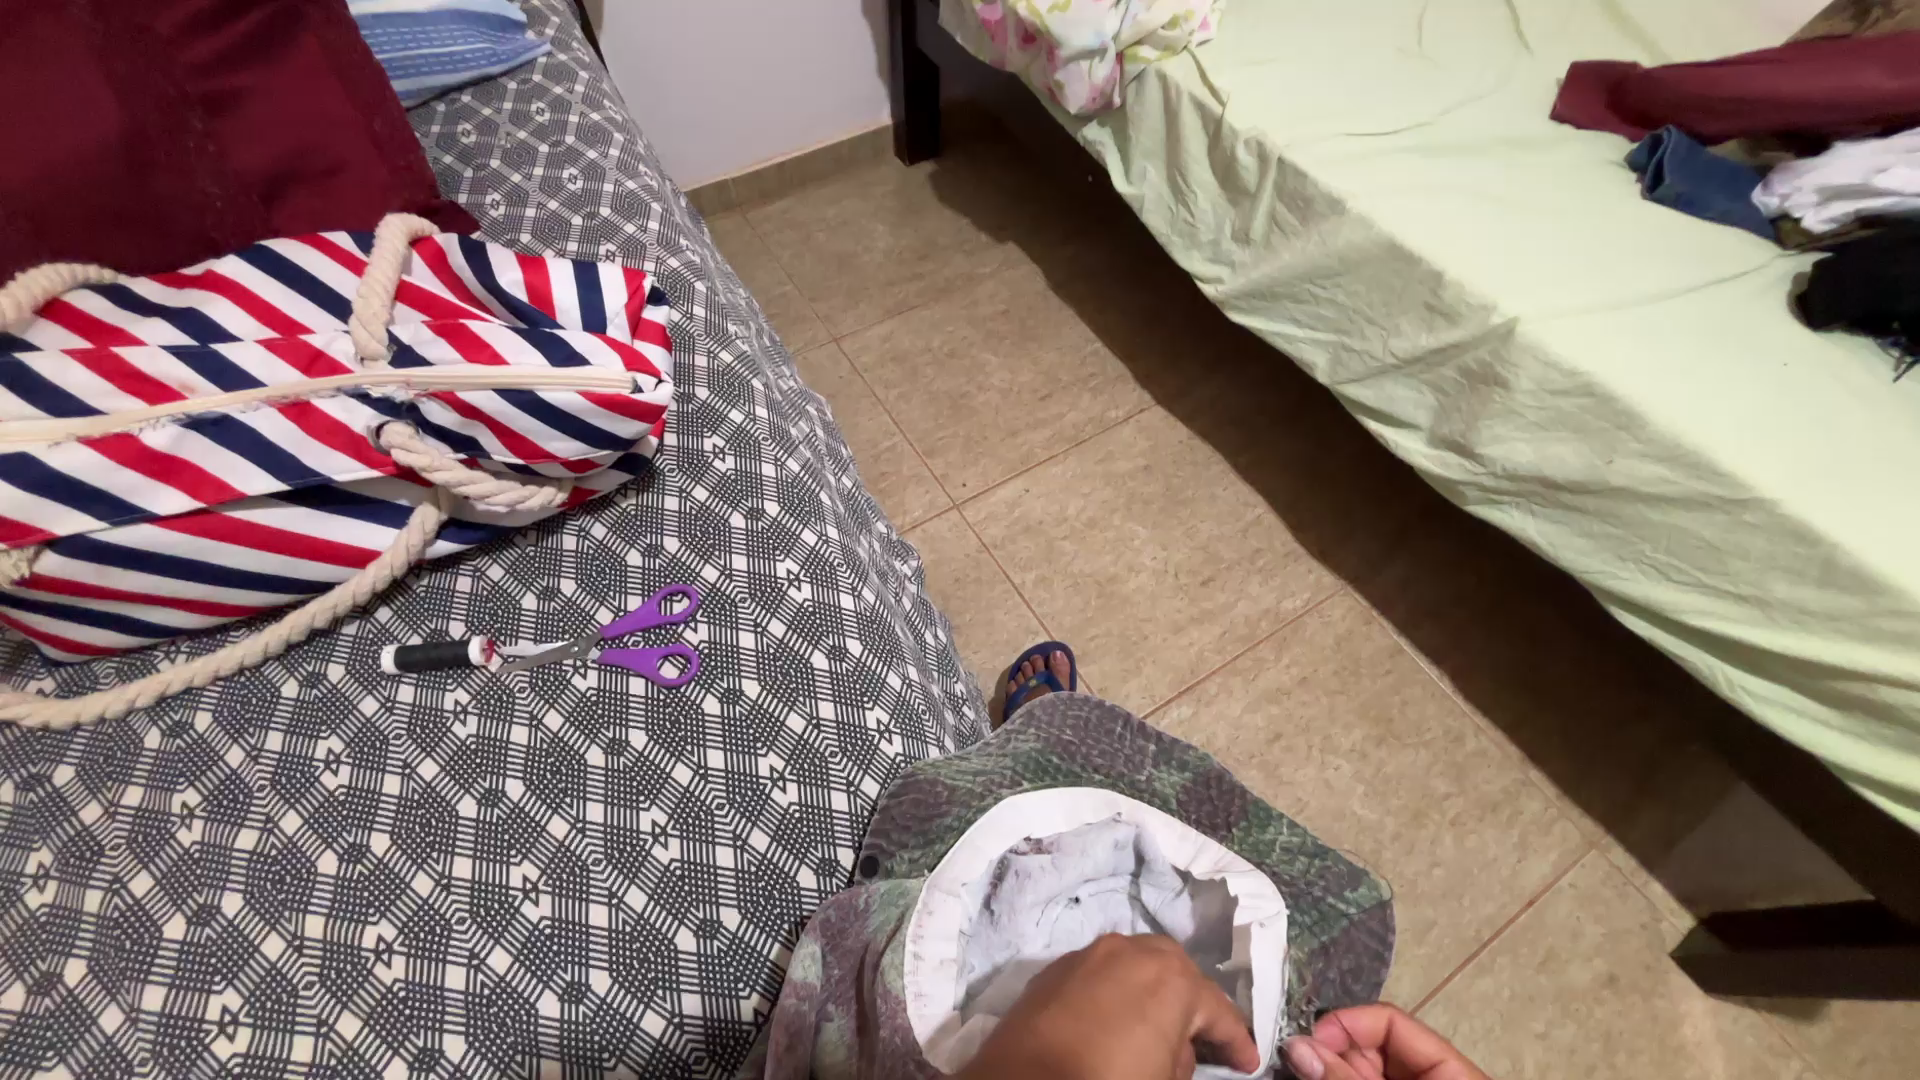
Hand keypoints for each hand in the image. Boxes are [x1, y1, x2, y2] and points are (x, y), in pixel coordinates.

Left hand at [955, 932, 1261, 1079]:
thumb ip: (1182, 1060)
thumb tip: (1175, 1048)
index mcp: (1169, 978)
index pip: (1217, 1008)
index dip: (1236, 1040)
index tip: (1247, 1062)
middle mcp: (1131, 951)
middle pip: (1175, 969)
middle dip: (1193, 1001)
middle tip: (1205, 1040)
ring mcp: (1089, 954)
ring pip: (1135, 963)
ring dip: (1152, 990)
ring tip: (1159, 1027)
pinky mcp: (1056, 968)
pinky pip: (1101, 973)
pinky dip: (1117, 991)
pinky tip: (1116, 1020)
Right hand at [1282, 1004, 1489, 1079]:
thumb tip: (1294, 1044)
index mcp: (1455, 1072)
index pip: (1391, 1021)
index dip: (1348, 1024)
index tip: (1310, 1042)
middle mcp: (1432, 1077)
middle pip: (1373, 1047)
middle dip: (1333, 1052)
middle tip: (1300, 1067)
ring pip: (1362, 1070)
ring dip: (1329, 1070)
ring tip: (1302, 1074)